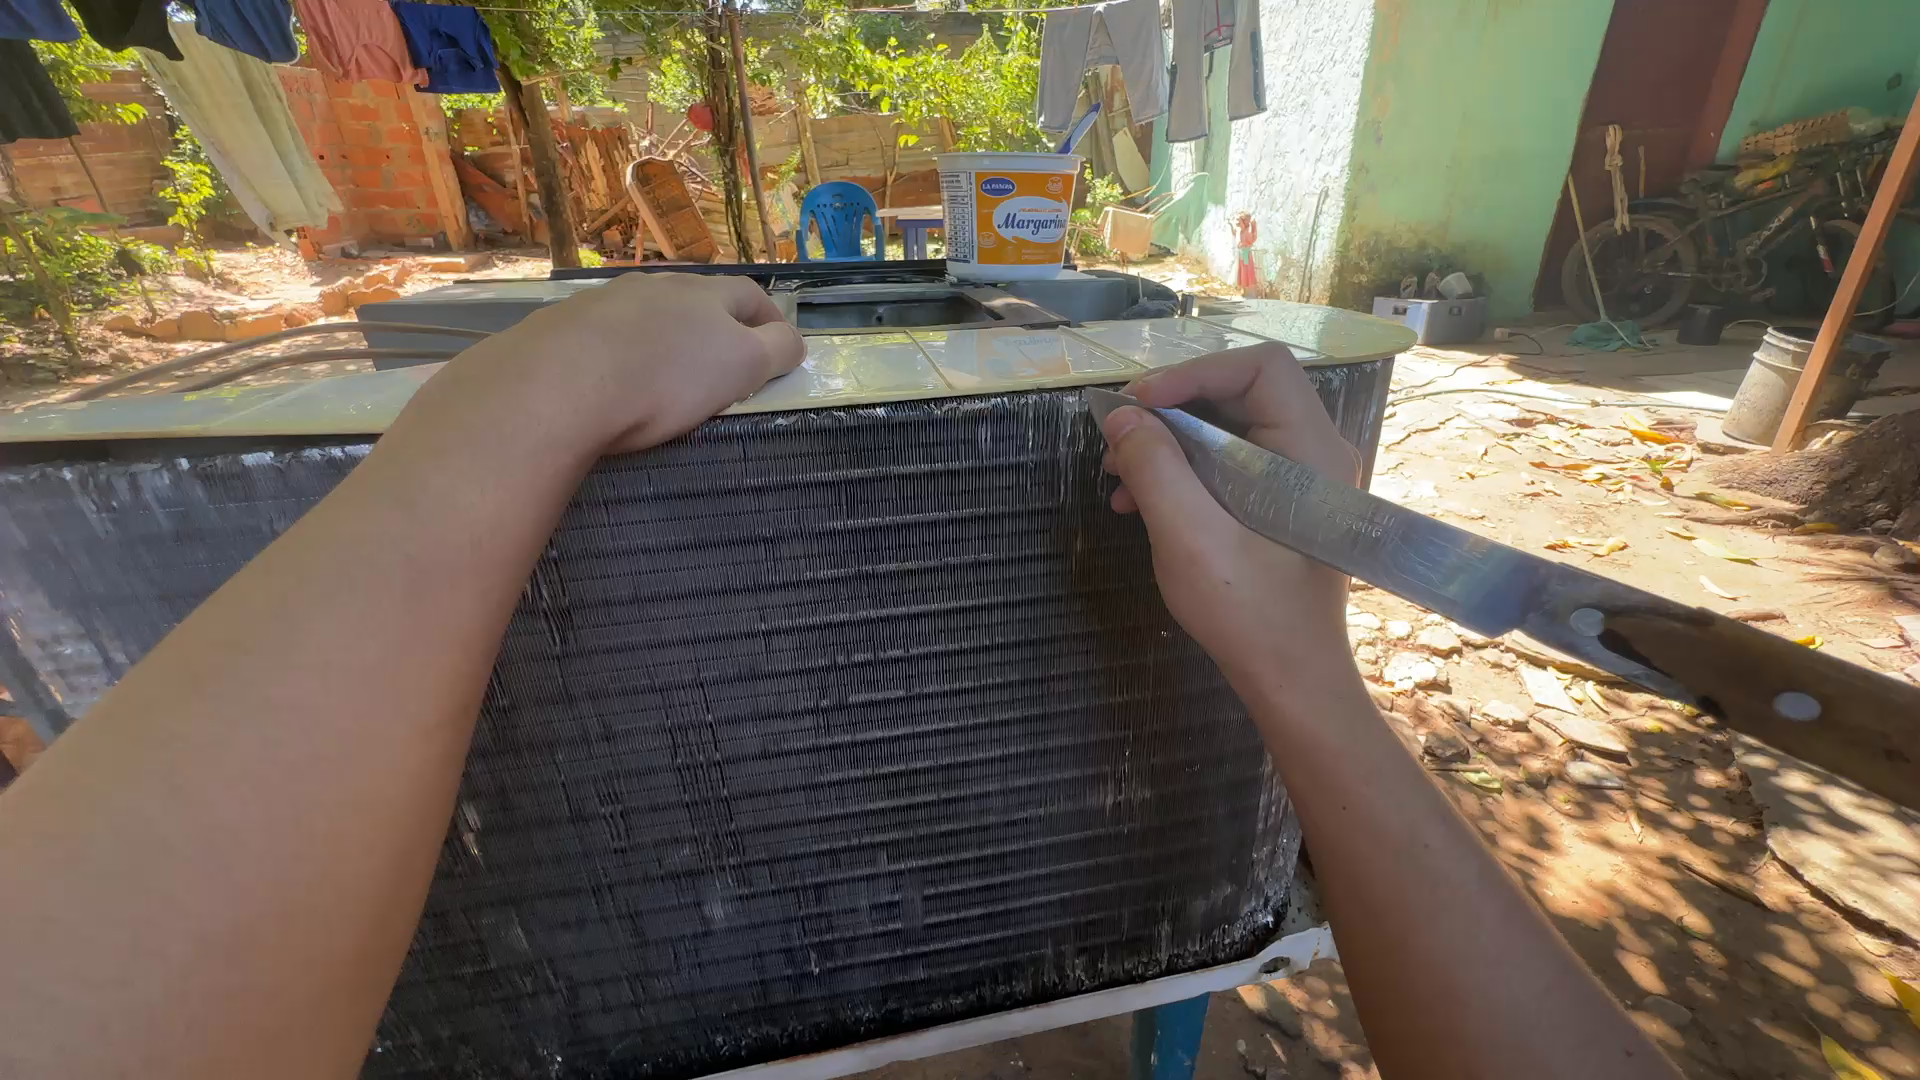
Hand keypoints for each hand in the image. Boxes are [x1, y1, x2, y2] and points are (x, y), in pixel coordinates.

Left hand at [423, 272, 804, 456]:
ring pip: (653, 315)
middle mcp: (657, 286)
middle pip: (701, 301)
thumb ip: (776, 351)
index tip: (782, 351)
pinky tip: (619, 381)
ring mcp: (606, 302)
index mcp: (706, 293)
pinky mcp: (564, 327)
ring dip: (671, 338)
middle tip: (729, 364)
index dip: (773, 322)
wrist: (557, 385)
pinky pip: (609, 335)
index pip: (753, 297)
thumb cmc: (666, 378)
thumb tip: (794, 341)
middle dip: (721, 328)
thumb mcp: (741, 367)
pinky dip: (626, 353)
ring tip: (673, 373)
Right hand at [1101, 345, 1362, 698]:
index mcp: (1310, 449)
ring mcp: (1296, 479)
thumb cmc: (1248, 613)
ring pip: (1225, 429)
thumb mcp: (1189, 538)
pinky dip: (1179, 472)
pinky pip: (1224, 464)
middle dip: (1169, 410)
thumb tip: (1120, 416)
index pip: (1259, 367)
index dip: (1192, 372)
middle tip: (1117, 437)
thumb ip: (1154, 469)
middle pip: (1238, 394)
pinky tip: (1137, 502)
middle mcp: (1312, 451)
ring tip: (1117, 476)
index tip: (1136, 404)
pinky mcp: (1277, 503)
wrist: (1289, 678)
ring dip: (1166, 444)